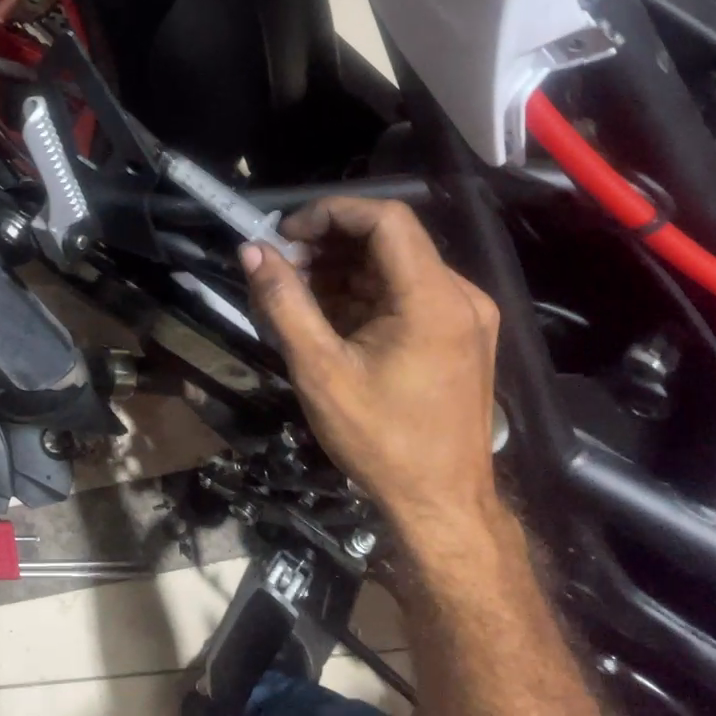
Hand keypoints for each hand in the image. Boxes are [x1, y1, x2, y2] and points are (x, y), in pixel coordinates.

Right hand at [239, 197, 502, 530]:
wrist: (442, 503)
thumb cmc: (381, 438)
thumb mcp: (319, 369)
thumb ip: (284, 302)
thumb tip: (252, 250)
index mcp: (433, 300)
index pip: (385, 219)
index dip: (330, 213)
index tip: (285, 236)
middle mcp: (459, 296)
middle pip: (387, 239)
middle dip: (327, 245)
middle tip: (281, 269)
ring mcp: (463, 316)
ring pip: (392, 265)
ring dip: (339, 270)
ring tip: (296, 297)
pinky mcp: (458, 335)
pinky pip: (403, 292)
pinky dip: (360, 293)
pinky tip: (326, 319)